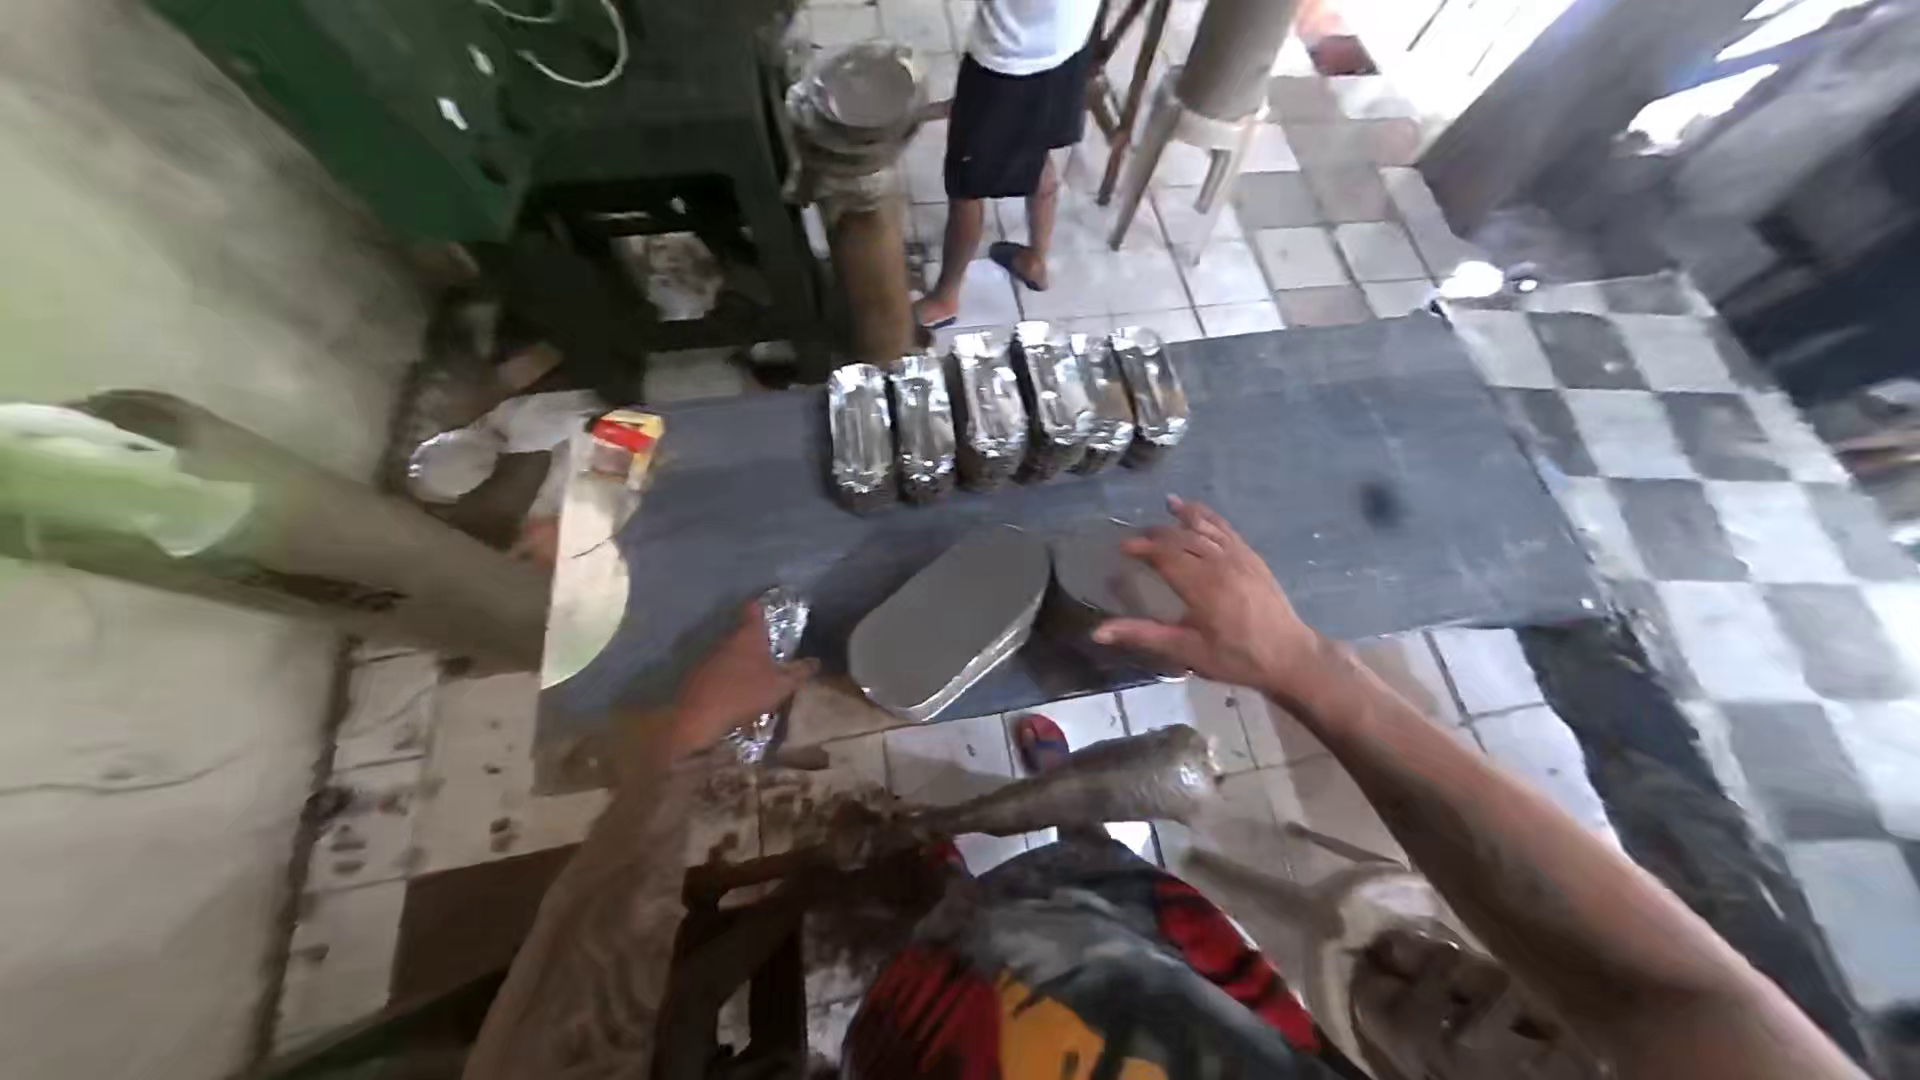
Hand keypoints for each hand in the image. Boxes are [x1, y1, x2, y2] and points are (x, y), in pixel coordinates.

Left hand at [670, 600, 818, 757]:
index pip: (754, 608)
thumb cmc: (744, 694)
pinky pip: (719, 667)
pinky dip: (729, 674)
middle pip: (743, 631)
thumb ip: (800, 672)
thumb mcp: (781, 686)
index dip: (763, 607)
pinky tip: (737, 690)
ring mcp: (709, 655)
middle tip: (774, 652)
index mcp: (749, 634)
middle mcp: (727, 638)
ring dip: (742, 659)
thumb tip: (816, 661)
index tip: (772, 611)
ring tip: (757, 674)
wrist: (696, 717)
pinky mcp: (697, 673)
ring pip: (730, 650)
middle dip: (757, 640)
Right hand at [1093, 495, 1327, 697]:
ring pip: (1205, 528)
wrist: (1291, 657)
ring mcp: (1240, 557)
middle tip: (1136, 538)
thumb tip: (1099, 632)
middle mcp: (1221, 564)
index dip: (1142, 548)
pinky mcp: (1252, 557)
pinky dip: (1209, 516)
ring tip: (1165, 504)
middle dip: (1157, 534)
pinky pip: (1226, 529)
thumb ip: (1143, 635)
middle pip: (1182, 538)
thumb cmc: (1235, 658)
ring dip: (1183, 517)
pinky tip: (1196, 510)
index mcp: (1203, 587)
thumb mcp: (1187, 651)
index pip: (1165, 556)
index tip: (1122, 547)